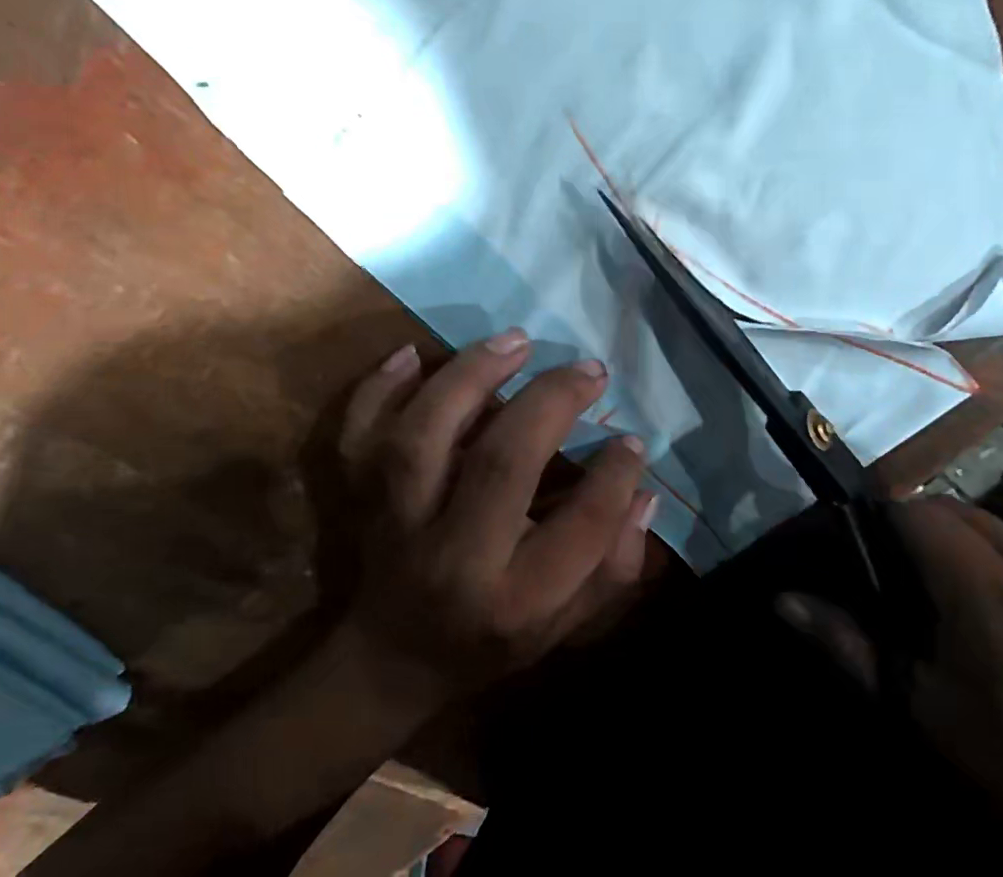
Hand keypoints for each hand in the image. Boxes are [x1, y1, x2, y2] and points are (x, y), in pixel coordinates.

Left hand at [335, 330, 656, 712]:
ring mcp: (397, 524)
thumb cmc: (490, 641)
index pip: (582, 526)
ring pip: (426, 436)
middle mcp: (454, 557)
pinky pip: (358, 437)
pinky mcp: (360, 501)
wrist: (388, 662)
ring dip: (472, 376)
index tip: (631, 439)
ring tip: (518, 340)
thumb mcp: (563, 625)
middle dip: (553, 403)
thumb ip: (612, 567)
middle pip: (502, 463)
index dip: (616, 475)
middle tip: (590, 371)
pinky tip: (413, 353)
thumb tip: (643, 492)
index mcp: (516, 600)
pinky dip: (379, 390)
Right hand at [779, 497, 1002, 876]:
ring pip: (996, 526)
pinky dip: (998, 559)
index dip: (883, 515)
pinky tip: (999, 611)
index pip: (922, 514)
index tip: (860, 541)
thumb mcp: (928, 712)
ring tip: (944, 592)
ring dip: (960, 540)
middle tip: (893, 569)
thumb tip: (783, 602)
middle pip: (959, 510)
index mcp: (994, 598)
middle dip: (918, 524)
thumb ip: (852, 648)